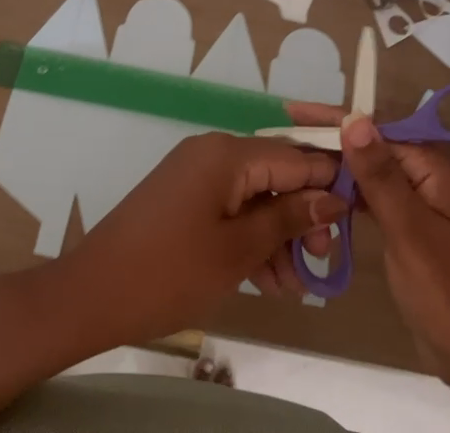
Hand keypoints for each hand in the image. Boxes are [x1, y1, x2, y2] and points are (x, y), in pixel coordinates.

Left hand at [59, 132, 345, 343]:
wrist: (91, 295)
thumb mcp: (239, 249)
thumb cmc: (170, 271)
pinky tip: (269, 281)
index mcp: (228, 154)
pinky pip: (231, 210)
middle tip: (323, 260)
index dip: (330, 181)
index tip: (358, 211)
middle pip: (277, 175)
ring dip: (279, 237)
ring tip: (295, 285)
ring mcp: (195, 176)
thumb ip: (289, 218)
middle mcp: (213, 153)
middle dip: (303, 216)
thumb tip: (334, 197)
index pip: (296, 154)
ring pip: (255, 197)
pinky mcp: (183, 200)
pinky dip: (251, 240)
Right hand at [287, 102, 449, 382]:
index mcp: (436, 171)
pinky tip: (325, 200)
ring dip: (339, 171)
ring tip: (295, 164)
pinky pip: (379, 204)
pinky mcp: (415, 234)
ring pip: (375, 178)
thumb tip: (355, 117)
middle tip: (283, 138)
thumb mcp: (409, 230)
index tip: (293, 113)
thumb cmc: (448, 292)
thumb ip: (380, 175)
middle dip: (332, 143)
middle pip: (376, 150)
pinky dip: (352, 200)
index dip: (336, 121)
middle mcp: (432, 181)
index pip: (379, 132)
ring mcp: (425, 209)